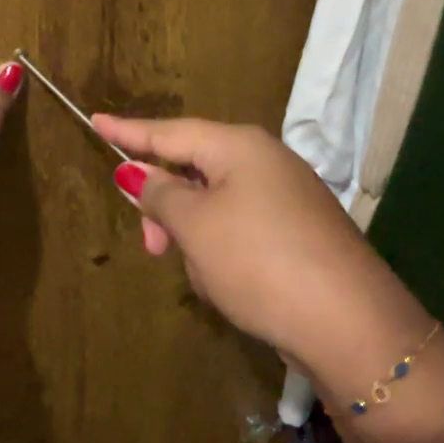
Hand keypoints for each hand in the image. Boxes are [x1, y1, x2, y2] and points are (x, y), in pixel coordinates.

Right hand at [89, 115, 425, 364]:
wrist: (348, 323)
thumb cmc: (258, 260)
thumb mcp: (195, 226)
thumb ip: (160, 194)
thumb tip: (137, 172)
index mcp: (239, 147)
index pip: (170, 132)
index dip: (129, 132)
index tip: (95, 120)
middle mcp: (266, 162)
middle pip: (193, 171)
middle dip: (167, 209)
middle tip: (153, 247)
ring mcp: (287, 198)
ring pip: (215, 208)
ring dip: (196, 240)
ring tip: (207, 279)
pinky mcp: (298, 234)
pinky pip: (241, 232)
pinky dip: (223, 255)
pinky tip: (230, 288)